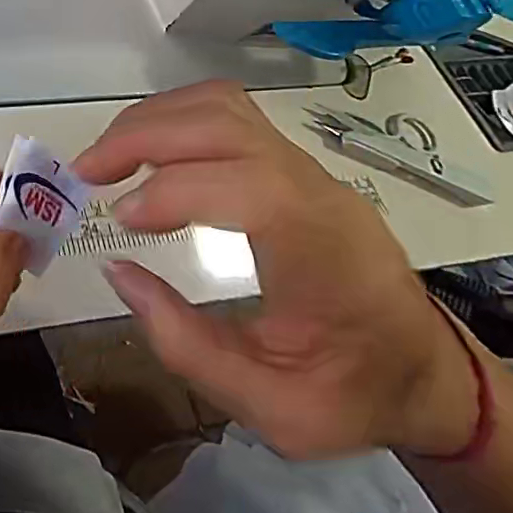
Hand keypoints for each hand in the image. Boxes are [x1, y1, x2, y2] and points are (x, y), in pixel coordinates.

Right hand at [72, 81, 478, 459]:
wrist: (426, 372)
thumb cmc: (352, 393)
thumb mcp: (270, 406)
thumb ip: (185, 345)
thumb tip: (116, 269)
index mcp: (325, 255)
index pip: (252, 187)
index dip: (175, 192)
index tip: (120, 220)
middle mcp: (317, 193)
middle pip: (222, 125)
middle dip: (139, 138)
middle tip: (85, 174)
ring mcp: (304, 168)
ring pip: (217, 106)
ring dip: (148, 121)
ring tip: (105, 159)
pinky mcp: (286, 161)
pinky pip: (221, 111)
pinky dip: (167, 118)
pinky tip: (140, 151)